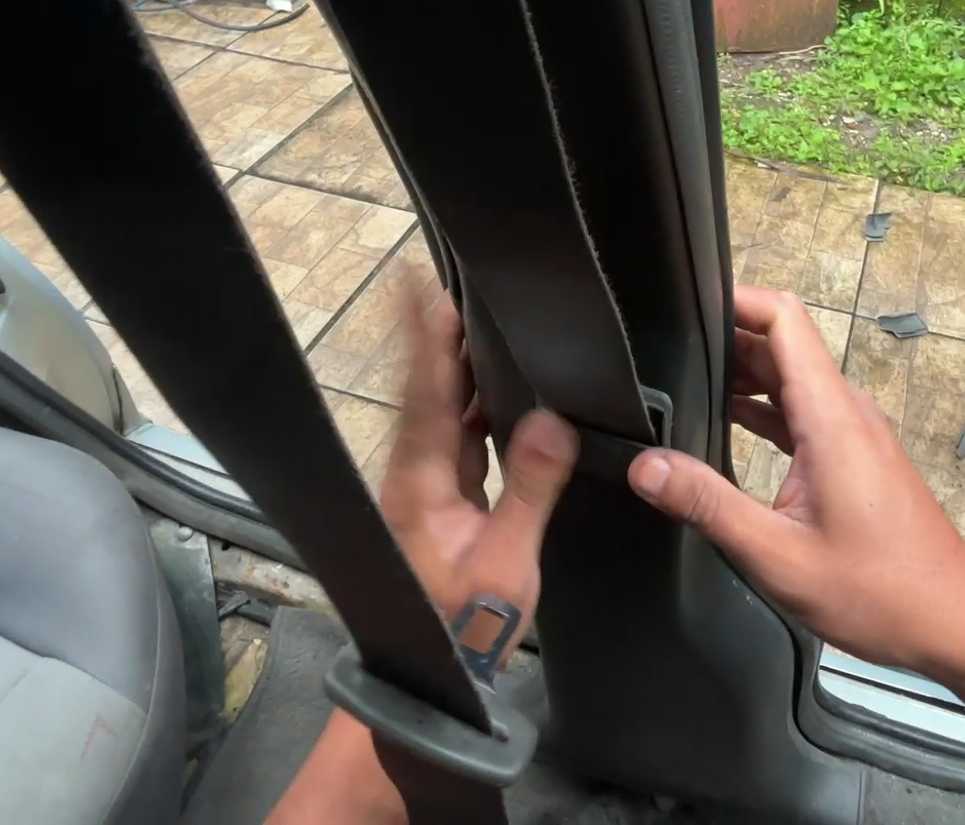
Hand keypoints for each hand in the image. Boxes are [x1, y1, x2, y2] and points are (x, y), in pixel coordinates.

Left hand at [381, 289, 577, 665]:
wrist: (426, 676)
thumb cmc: (462, 627)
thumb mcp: (506, 561)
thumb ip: (527, 490)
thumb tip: (551, 421)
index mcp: (421, 482)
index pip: (424, 396)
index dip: (427, 341)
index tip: (423, 289)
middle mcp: (413, 473)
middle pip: (428, 391)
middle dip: (440, 339)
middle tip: (460, 288)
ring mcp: (424, 484)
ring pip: (441, 410)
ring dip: (457, 367)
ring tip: (480, 323)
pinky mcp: (439, 495)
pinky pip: (456, 433)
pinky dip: (472, 402)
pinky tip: (495, 387)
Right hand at [625, 284, 964, 676]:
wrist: (954, 621)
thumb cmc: (879, 592)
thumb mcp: (778, 554)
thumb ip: (707, 504)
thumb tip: (646, 466)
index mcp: (829, 415)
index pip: (784, 317)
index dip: (736, 297)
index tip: (687, 301)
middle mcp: (843, 409)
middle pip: (779, 342)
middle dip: (723, 336)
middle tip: (663, 348)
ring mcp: (851, 429)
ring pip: (788, 376)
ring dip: (740, 372)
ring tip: (681, 382)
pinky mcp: (852, 451)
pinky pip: (799, 408)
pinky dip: (760, 406)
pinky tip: (725, 423)